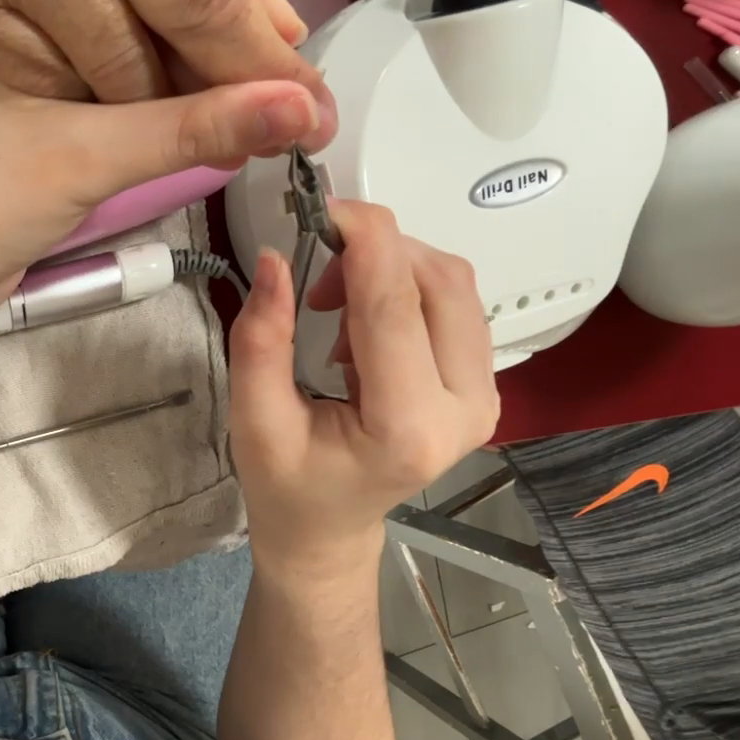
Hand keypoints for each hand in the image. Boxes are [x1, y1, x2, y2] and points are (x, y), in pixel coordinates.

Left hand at [0, 0, 334, 147]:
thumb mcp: (91, 159)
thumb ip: (192, 130)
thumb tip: (299, 108)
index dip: (223, 1)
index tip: (292, 35)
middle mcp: (29, 19)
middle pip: (149, 3)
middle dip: (225, 31)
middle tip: (296, 56)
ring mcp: (40, 62)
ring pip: (143, 43)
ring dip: (207, 66)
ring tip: (275, 81)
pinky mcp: (51, 102)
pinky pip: (126, 81)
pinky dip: (175, 93)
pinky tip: (220, 102)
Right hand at [227, 202, 498, 576]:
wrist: (326, 532)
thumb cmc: (285, 488)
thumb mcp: (255, 422)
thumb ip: (260, 343)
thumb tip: (279, 260)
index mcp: (406, 426)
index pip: (394, 308)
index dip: (364, 243)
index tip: (323, 206)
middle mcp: (466, 408)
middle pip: (442, 285)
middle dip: (379, 252)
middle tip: (315, 270)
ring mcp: (485, 397)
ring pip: (456, 289)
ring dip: (393, 270)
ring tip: (331, 304)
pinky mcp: (483, 386)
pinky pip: (455, 308)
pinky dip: (406, 291)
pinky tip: (360, 323)